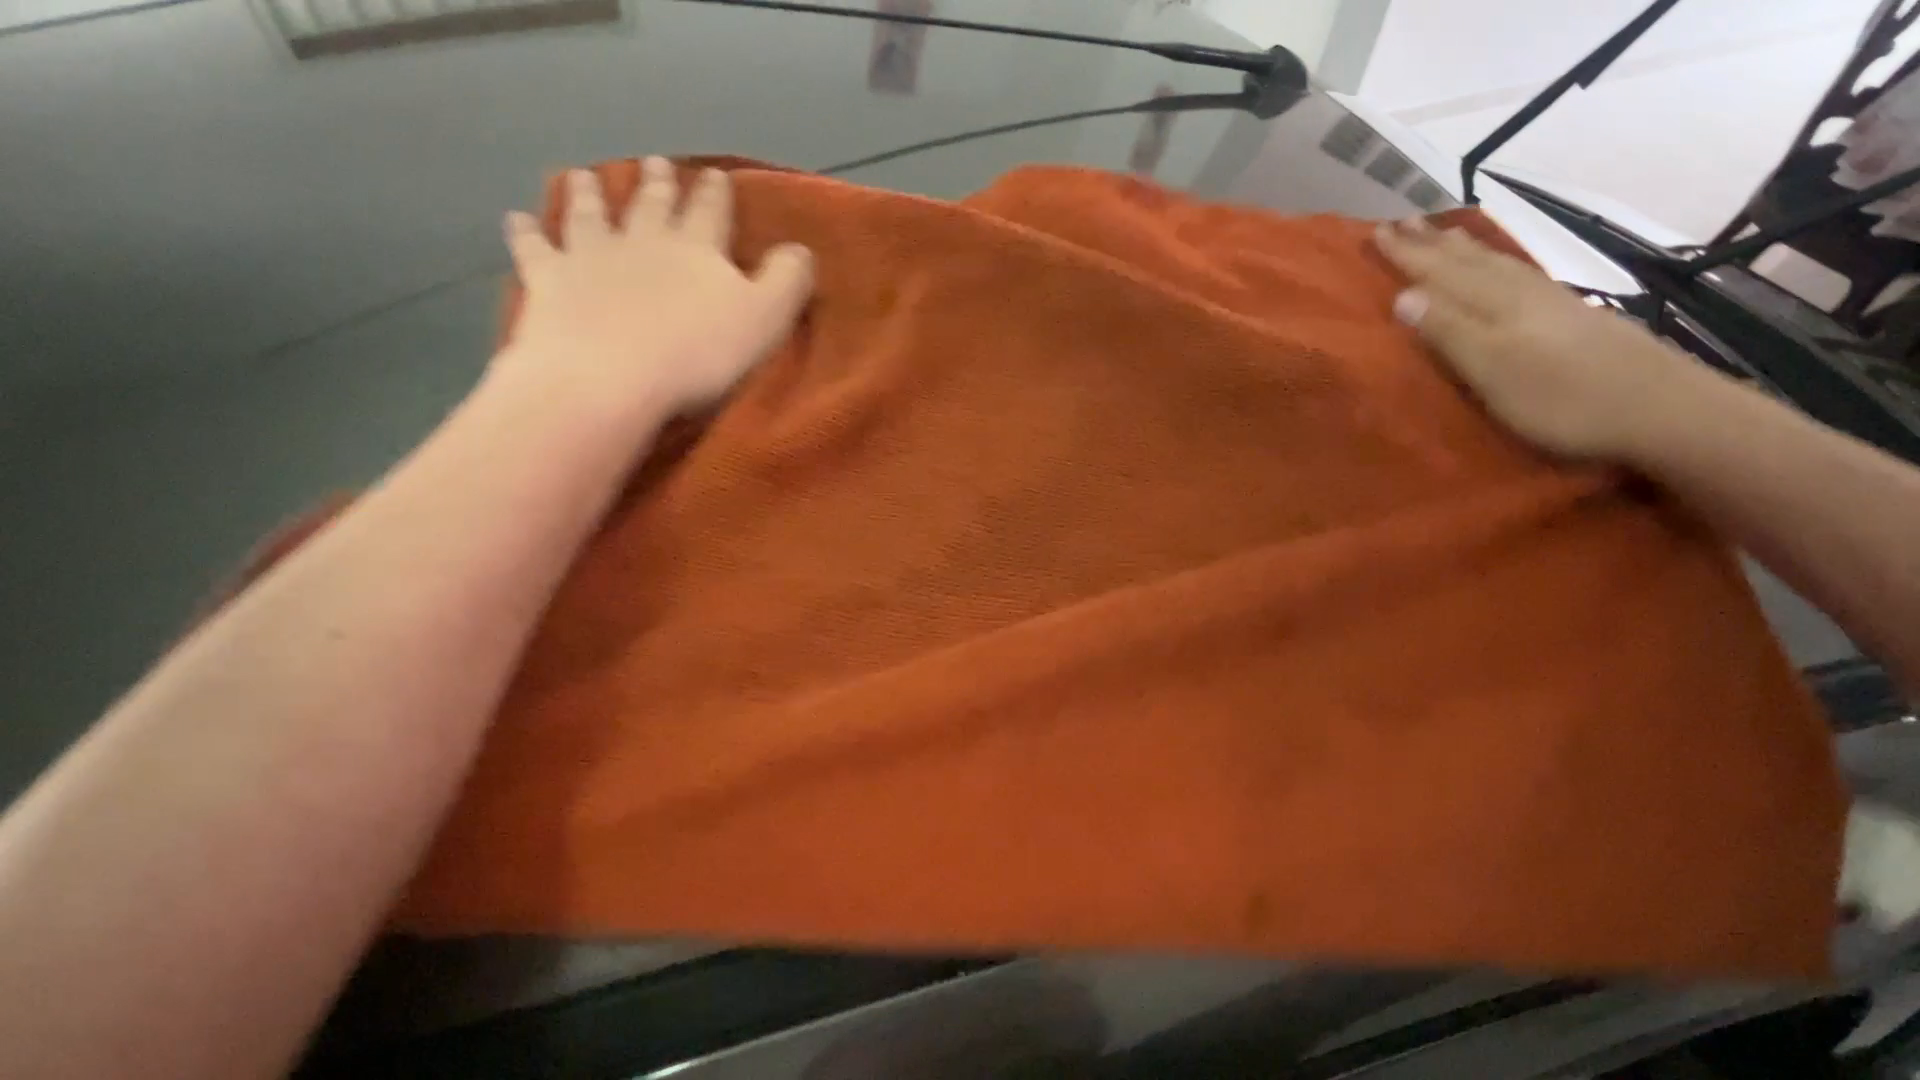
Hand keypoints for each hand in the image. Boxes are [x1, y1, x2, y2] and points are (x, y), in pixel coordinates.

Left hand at [495, 157, 813, 421]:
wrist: (608, 379)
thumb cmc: (696, 354)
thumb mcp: (764, 319)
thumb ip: (787, 281)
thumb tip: (799, 249)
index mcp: (698, 249)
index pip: (710, 213)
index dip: (715, 194)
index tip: (716, 175)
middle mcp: (643, 241)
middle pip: (652, 206)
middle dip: (658, 184)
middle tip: (656, 163)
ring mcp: (590, 257)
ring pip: (591, 214)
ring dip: (590, 193)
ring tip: (585, 176)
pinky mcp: (548, 282)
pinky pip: (534, 249)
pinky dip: (525, 232)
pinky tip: (516, 218)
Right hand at [1372, 216, 1713, 460]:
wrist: (1661, 408)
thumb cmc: (1563, 398)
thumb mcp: (1493, 371)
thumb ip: (1448, 333)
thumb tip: (1402, 295)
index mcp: (1494, 304)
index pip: (1439, 273)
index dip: (1406, 255)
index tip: (1375, 233)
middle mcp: (1520, 293)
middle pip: (1467, 261)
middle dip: (1431, 244)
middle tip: (1402, 222)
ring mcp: (1552, 301)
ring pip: (1495, 264)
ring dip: (1464, 249)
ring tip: (1442, 234)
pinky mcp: (1573, 315)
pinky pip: (1519, 274)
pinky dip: (1497, 264)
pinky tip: (1500, 267)